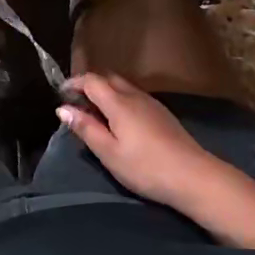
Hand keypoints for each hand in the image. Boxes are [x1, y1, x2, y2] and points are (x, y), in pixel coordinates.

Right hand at [56, 73, 227, 206]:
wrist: (193, 175)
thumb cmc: (145, 167)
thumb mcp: (109, 152)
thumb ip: (86, 128)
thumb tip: (63, 108)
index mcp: (119, 102)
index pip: (92, 80)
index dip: (74, 83)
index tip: (61, 93)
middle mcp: (135, 96)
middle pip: (109, 78)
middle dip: (90, 85)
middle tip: (76, 103)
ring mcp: (152, 103)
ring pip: (124, 87)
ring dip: (106, 93)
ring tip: (94, 113)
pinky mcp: (163, 114)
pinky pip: (135, 97)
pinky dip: (120, 100)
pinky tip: (120, 121)